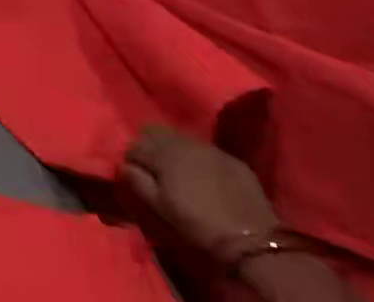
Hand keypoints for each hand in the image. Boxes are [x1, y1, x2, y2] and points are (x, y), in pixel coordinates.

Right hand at [118, 125, 282, 260]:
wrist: (252, 238)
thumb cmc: (198, 224)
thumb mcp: (160, 208)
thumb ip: (137, 183)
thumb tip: (121, 165)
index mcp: (162, 152)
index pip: (135, 146)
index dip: (132, 161)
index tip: (136, 177)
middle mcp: (183, 141)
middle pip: (155, 134)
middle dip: (150, 148)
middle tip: (155, 171)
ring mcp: (209, 147)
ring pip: (181, 139)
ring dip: (174, 151)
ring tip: (179, 173)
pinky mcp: (231, 158)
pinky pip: (205, 150)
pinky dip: (198, 159)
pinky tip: (204, 177)